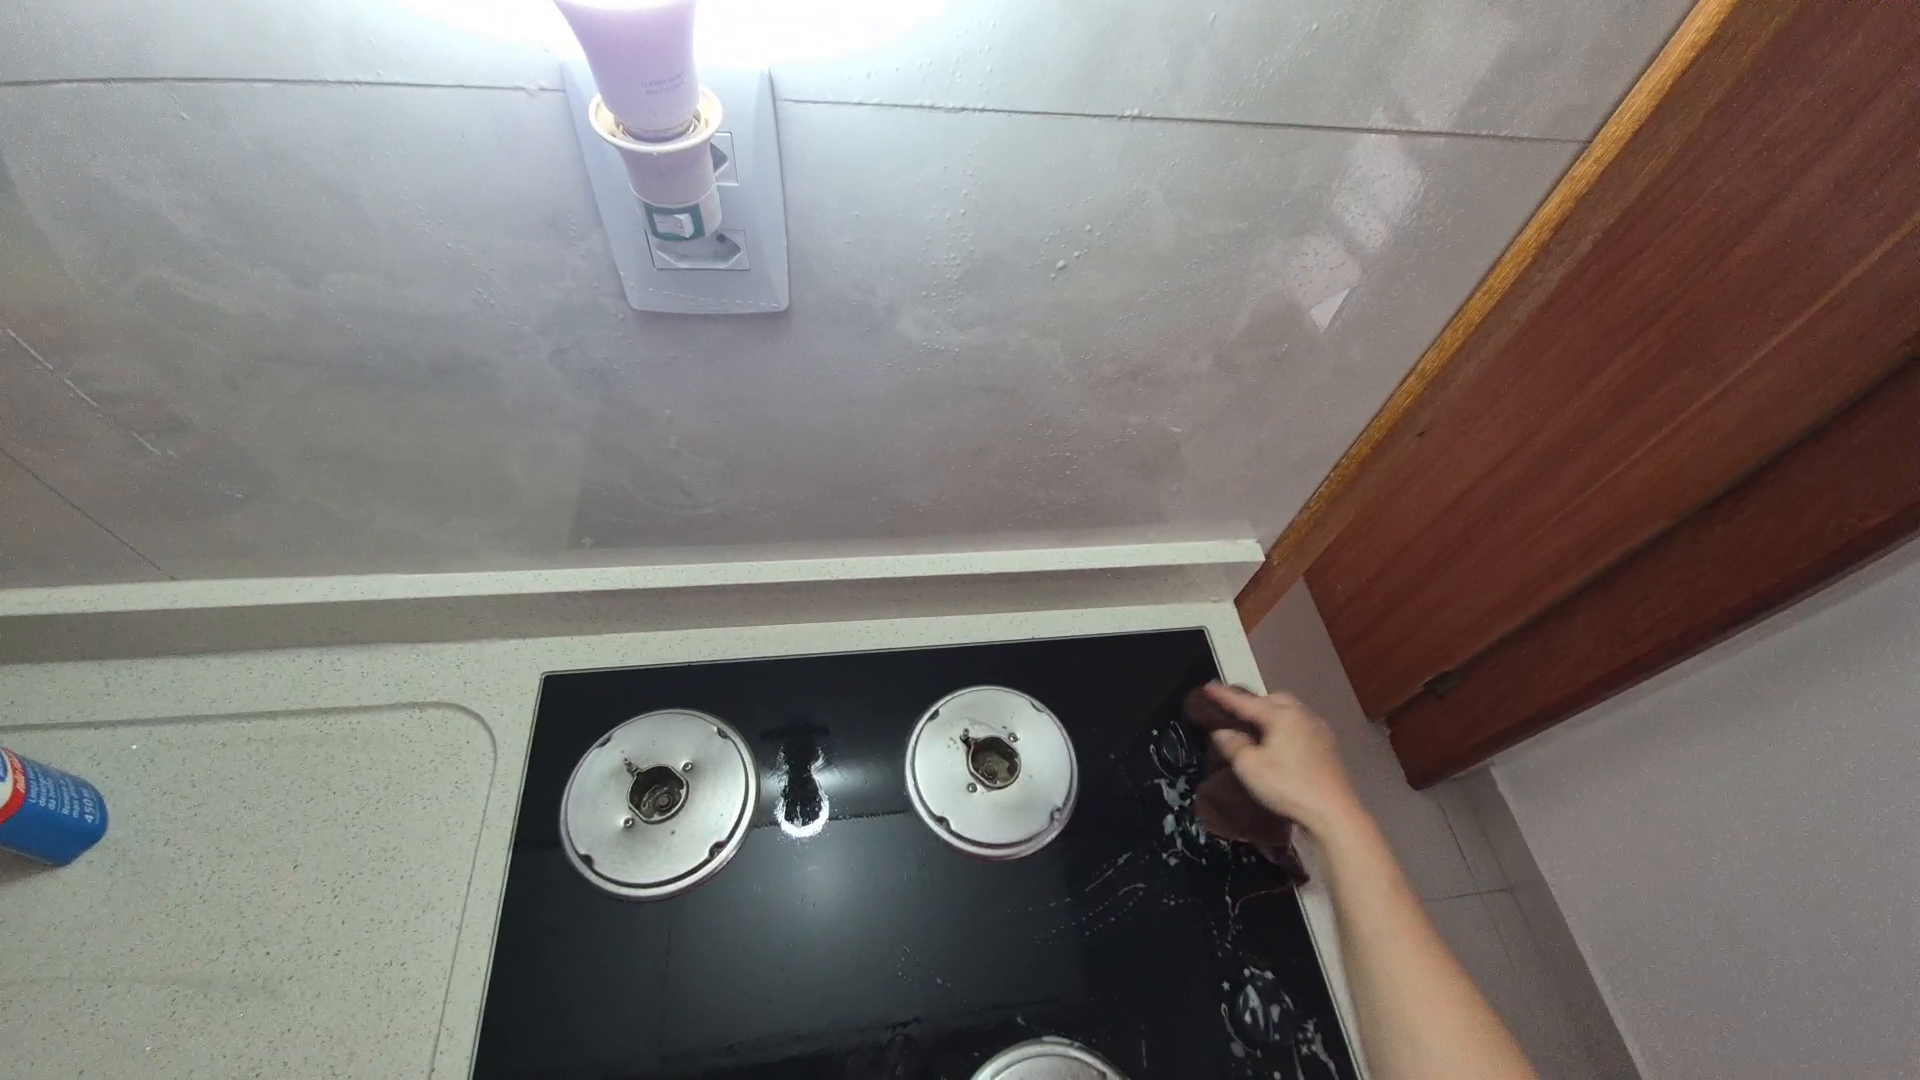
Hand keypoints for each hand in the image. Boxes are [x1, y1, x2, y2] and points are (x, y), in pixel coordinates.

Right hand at [1187, 683, 1364, 840]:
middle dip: (1254, 702)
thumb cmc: (1288, 786)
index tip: (1207, 687)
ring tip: (1258, 727)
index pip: (1245, 701)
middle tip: (1237, 712)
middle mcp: (1303, 715)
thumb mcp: (1249, 767)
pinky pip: (1302, 726)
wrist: (1335, 814)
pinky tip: (1282, 743)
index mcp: (1281, 715)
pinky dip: (1287, 727)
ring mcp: (1319, 730)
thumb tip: (1222, 731)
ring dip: (1273, 714)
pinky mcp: (1329, 747)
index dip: (1224, 696)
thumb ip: (1232, 744)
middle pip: (1274, 699)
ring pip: (1291, 711)